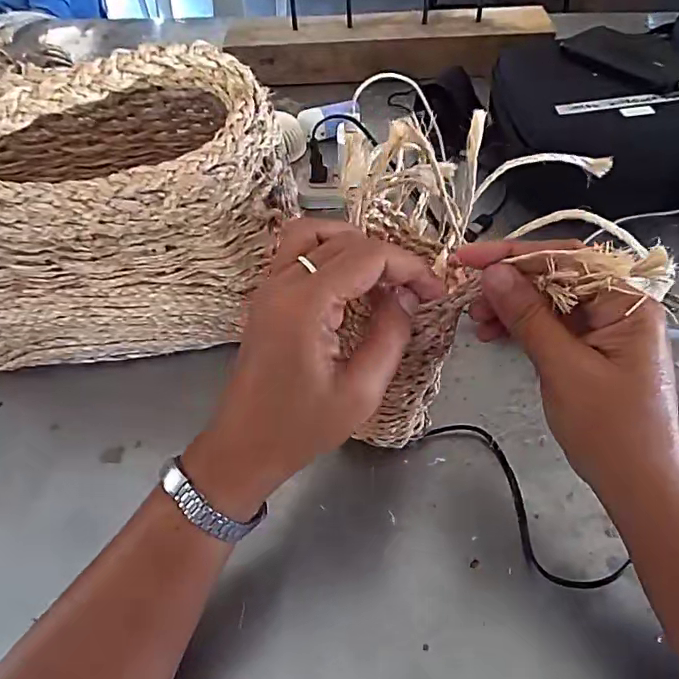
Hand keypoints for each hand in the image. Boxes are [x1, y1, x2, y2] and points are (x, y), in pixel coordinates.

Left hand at [184, 219, 446, 516]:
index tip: (434, 292)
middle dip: (389, 258)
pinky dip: (329, 254)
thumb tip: (407, 298)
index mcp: (304, 304)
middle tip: (415, 293)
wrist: (244, 445)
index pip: (368, 255)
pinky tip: (351, 285)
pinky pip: (297, 252)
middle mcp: (281, 284)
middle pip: (345, 240)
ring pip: (315, 233)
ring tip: (383, 280)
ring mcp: (268, 287)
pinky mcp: (265, 297)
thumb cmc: (299, 428)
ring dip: (355, 246)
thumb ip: (391, 336)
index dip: (409, 267)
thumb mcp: (360, 391)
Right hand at [454, 240, 678, 507]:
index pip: (566, 259)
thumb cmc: (609, 430)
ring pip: (552, 301)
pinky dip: (524, 327)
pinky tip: (496, 333)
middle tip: (469, 297)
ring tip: (477, 320)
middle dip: (510, 283)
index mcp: (627, 303)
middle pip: (558, 276)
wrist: (640, 485)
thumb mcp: (563, 368)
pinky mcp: (594, 349)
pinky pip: (555, 325)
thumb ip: (528, 316)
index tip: (469, 258)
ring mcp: (607, 329)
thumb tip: (494, 273)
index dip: (513, 254)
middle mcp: (621, 307)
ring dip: (512, 306)